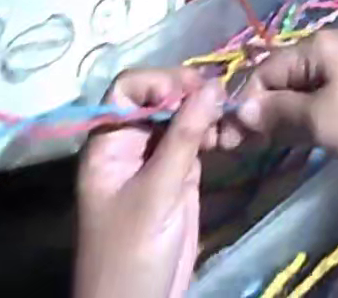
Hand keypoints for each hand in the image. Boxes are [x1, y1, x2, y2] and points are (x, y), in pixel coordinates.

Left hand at [73, 70, 228, 297]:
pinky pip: (197, 135)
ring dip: (207, 110)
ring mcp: (156, 157)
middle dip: (190, 92)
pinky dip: (214, 129)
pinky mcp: (179, 172)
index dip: (159, 81)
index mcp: (109, 143)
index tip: (191, 91)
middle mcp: (131, 142)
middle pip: (160, 95)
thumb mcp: (157, 192)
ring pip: (183, 113)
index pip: (129, 88)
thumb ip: (185, 135)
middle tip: (220, 101)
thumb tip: (215, 83)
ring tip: (228, 119)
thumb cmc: (132, 254)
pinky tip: (228, 135)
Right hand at [237, 31, 337, 160]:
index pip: (265, 71)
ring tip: (270, 146)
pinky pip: (319, 94)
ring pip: (300, 88)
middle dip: (263, 110)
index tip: (232, 141)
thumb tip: (242, 109)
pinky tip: (301, 137)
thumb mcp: (319, 118)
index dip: (247, 104)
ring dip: (283, 115)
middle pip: (281, 77)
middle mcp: (325, 47)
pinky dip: (306, 114)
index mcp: (314, 47)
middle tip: (247, 149)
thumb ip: (278, 113)